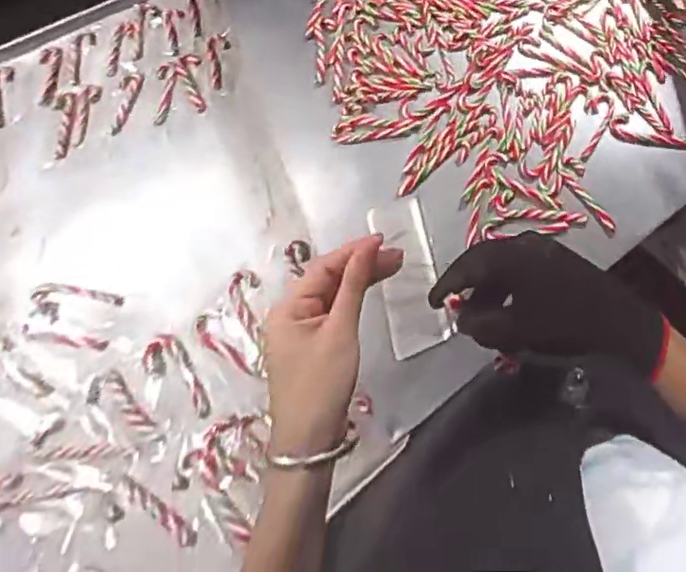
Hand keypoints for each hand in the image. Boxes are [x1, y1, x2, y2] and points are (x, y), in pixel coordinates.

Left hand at [265, 235, 403, 455]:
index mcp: (289, 307)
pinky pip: (333, 310)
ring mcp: (301, 330)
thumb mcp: (341, 331)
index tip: (382, 240)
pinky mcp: (312, 344)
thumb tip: (365, 248)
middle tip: (396, 256)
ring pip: (333, 293)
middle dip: (361, 263)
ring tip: (392, 266)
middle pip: (328, 278)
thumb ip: (353, 286)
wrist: (308, 445)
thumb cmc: (322, 385)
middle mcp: (291, 313)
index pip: (323, 266)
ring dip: (360, 278)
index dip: (353, 250)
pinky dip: (353, 298)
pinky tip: (370, 288)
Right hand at [429, 234, 670, 378]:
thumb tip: (461, 318)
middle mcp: (523, 244)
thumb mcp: (517, 329)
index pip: (468, 265)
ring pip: (502, 265)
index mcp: (511, 255)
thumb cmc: (563, 323)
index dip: (446, 284)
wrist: (617, 319)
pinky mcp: (555, 259)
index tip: (433, 302)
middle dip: (466, 284)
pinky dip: (506, 286)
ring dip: (487, 288)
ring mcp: (541, 248)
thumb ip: (482, 324)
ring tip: (481, 315)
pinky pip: (519, 268)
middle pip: (483, 260)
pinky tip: (507, 308)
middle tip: (453, 306)